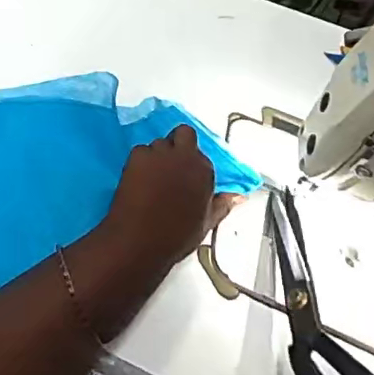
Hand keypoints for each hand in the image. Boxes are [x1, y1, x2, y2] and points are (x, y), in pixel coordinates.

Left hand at [102, 124, 232, 267]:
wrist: (140, 239)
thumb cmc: (176, 235)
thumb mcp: (206, 222)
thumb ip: (222, 204)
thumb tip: (237, 196)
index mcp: (203, 170)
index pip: (202, 154)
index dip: (194, 164)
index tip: (188, 176)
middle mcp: (183, 155)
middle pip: (183, 134)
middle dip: (179, 145)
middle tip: (172, 167)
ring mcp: (158, 153)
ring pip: (160, 143)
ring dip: (160, 155)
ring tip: (154, 177)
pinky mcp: (136, 155)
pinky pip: (141, 151)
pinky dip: (141, 161)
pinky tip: (139, 179)